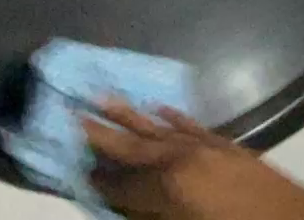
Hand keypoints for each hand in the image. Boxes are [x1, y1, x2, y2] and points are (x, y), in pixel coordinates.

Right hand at [80, 101, 303, 219]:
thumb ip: (157, 218)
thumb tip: (130, 207)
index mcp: (174, 188)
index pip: (125, 186)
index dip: (101, 182)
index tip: (77, 171)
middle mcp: (184, 160)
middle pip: (135, 146)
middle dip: (102, 134)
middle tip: (71, 112)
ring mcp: (209, 151)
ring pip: (159, 128)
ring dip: (130, 115)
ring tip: (102, 96)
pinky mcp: (232, 150)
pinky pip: (194, 128)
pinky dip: (173, 118)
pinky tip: (158, 108)